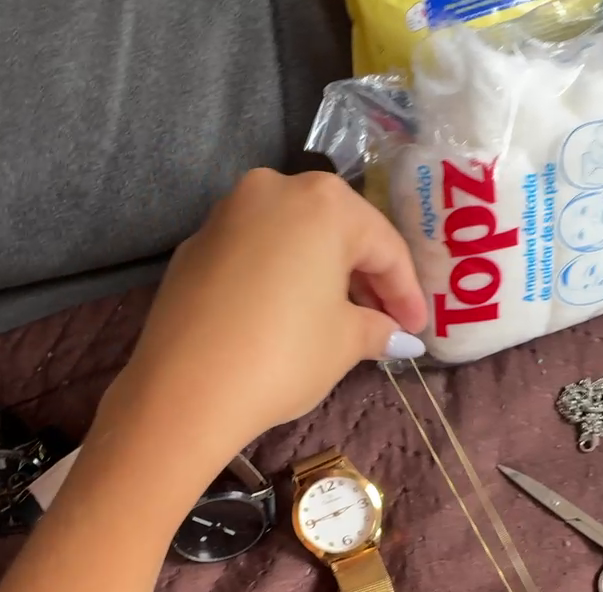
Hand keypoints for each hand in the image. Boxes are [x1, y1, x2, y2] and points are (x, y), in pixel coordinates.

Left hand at [94, 169, 427, 468]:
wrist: (186, 390)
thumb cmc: (282, 357)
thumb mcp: (343, 344)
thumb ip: (378, 328)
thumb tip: (399, 334)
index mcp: (322, 202)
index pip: (383, 246)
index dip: (406, 291)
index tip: (416, 327)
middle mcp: (271, 190)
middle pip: (335, 232)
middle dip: (363, 279)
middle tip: (382, 322)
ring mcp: (225, 215)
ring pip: (290, 240)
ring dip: (319, 276)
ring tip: (335, 320)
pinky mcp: (192, 248)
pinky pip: (253, 256)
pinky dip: (277, 280)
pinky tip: (283, 317)